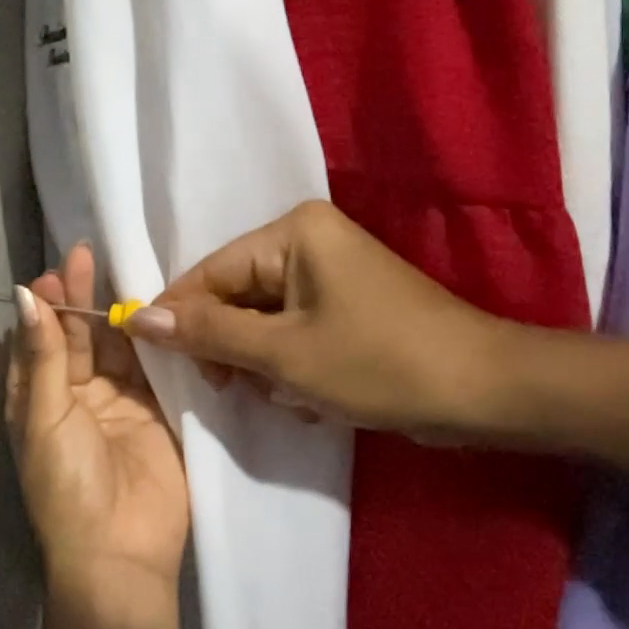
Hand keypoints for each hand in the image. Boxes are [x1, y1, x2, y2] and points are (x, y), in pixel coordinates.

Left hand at [6, 244, 188, 587]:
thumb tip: (26, 293)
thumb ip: (42, 353)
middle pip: (77, 336)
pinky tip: (155, 306)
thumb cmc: (66, 483)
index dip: (45, 305)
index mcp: (36, 397)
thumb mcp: (45, 414)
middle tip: (86, 256)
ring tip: (120, 270)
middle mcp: (74, 394)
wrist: (120, 552)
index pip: (38, 339)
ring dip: (115, 312)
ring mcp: (117, 401)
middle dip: (79, 298)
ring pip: (114, 346)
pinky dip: (151, 339)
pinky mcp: (157, 411)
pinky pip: (152, 367)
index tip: (55, 271)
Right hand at [126, 200, 506, 437]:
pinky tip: (308, 396)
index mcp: (291, 233)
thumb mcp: (283, 353)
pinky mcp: (345, 302)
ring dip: (261, 361)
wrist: (492, 394)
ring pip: (260, 317)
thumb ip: (208, 332)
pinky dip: (289, 363)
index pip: (210, 272)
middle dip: (230, 345)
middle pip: (234, 294)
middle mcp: (306, 240)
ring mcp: (329, 271)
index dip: (181, 318)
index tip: (162, 362)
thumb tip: (137, 316)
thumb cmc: (382, 363)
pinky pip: (291, 327)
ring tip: (284, 395)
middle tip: (232, 389)